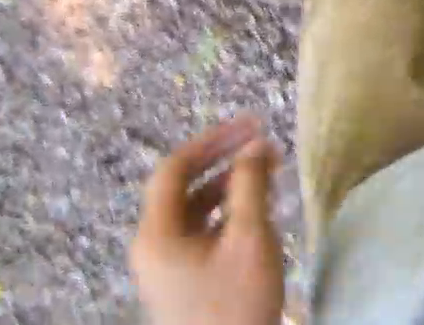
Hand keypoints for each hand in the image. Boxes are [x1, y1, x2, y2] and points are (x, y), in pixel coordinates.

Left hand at [130, 114, 284, 324]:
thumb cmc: (235, 300)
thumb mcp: (249, 236)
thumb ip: (250, 185)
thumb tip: (255, 144)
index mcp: (156, 235)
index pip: (173, 169)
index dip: (213, 139)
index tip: (255, 123)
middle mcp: (153, 246)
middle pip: (180, 186)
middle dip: (223, 157)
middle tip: (265, 139)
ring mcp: (166, 265)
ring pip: (194, 206)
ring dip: (229, 181)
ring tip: (270, 168)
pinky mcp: (183, 278)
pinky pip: (202, 227)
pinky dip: (229, 206)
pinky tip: (259, 204)